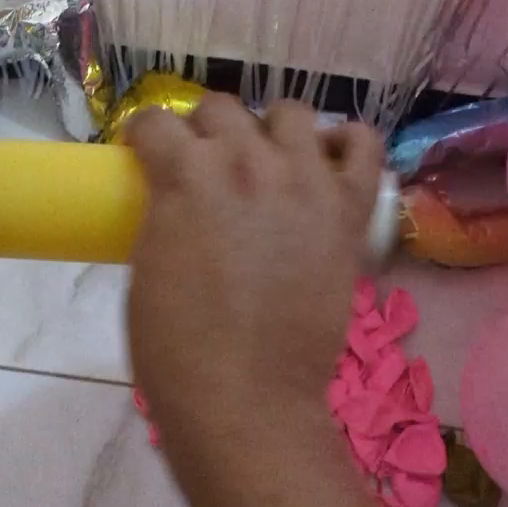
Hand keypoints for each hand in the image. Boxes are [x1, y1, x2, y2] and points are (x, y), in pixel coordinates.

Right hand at [125, 96, 382, 442]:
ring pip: (290, 114)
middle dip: (202, 132)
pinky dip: (344, 146)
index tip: (146, 155)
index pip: (155, 121)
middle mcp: (247, 162)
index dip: (144, 136)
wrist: (246, 397)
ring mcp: (305, 181)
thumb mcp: (145, 266)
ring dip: (269, 131)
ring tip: (266, 164)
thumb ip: (163, 214)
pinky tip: (324, 166)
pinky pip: (363, 145)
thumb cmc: (176, 348)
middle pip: (220, 109)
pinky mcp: (347, 209)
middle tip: (203, 168)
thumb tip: (176, 198)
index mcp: (185, 175)